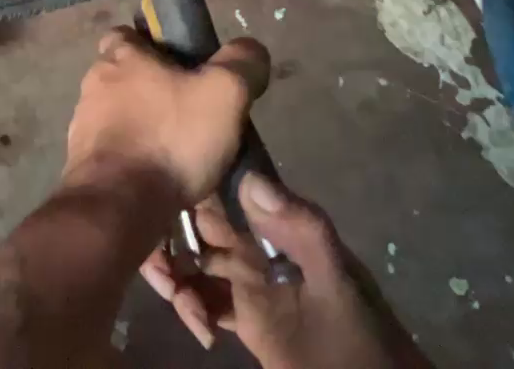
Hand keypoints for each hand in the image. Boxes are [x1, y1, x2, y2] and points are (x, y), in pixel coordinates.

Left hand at [61, 27, 269, 205]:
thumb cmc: (170, 138)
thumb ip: (240, 64)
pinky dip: (133, 158)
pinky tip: (158, 178)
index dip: (152, 45)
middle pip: (124, 75)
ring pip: (118, 115)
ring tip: (179, 153)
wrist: (118, 204)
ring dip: (143, 127)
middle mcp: (94, 82)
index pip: (126, 34)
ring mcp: (83, 122)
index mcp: (120, 56)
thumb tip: (250, 49)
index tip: (180, 67)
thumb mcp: (224, 94)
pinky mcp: (82, 160)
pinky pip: (112, 150)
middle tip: (190, 114)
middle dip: (152, 91)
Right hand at [141, 177, 422, 368]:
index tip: (156, 196)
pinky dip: (192, 308)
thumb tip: (248, 176)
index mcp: (277, 225)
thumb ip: (300, 228)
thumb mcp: (332, 280)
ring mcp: (249, 280)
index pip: (223, 189)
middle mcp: (257, 243)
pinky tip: (200, 329)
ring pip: (194, 260)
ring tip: (175, 297)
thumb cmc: (359, 339)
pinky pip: (205, 300)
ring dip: (175, 272)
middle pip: (198, 223)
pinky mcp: (245, 316)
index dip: (188, 187)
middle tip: (154, 260)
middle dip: (168, 233)